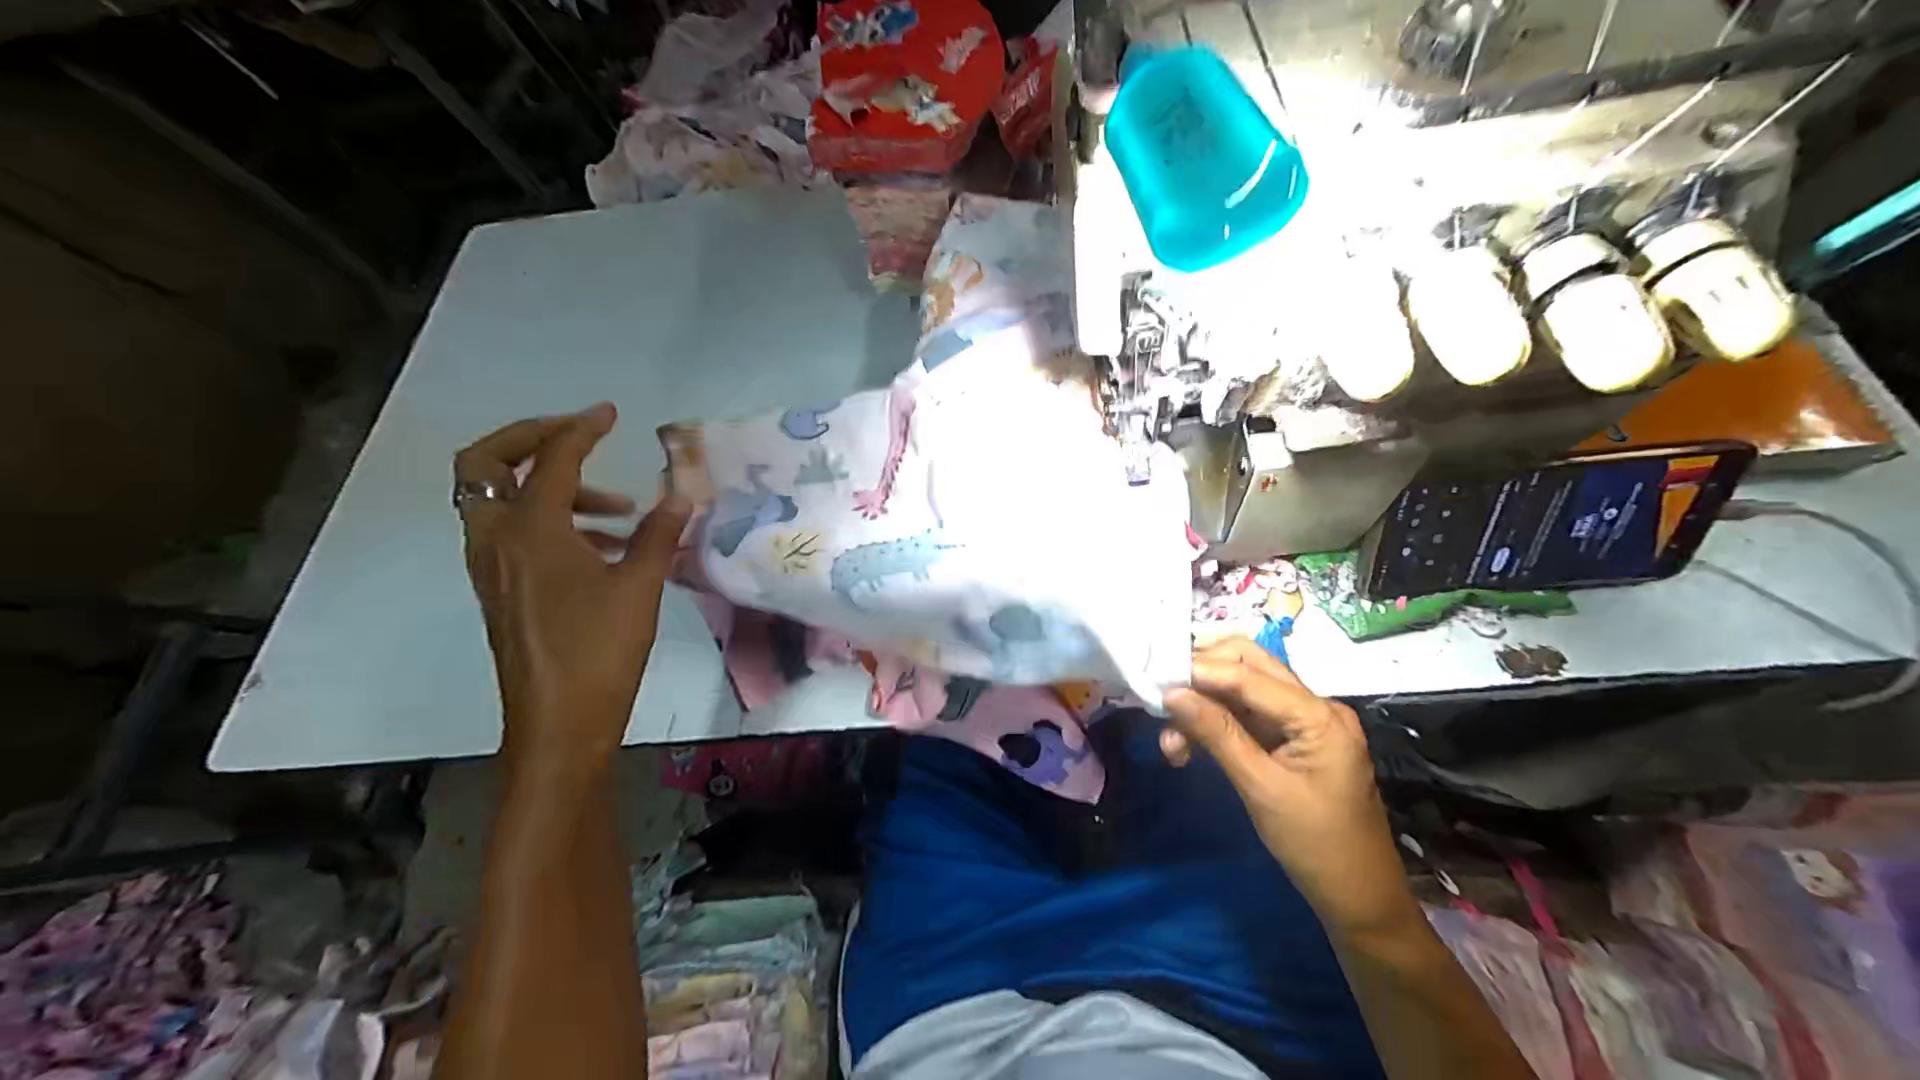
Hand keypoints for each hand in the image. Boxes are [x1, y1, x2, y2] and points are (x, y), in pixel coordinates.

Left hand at [455, 403, 691, 777]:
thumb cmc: (600, 650)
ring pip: (499, 499)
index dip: (582, 429)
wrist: (558, 722)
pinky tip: (604, 547)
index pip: (553, 460)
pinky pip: (512, 533)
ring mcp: (492, 566)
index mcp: (530, 529)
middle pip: (486, 463)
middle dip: (531, 439)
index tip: (609, 414)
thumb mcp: (639, 587)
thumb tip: (680, 496)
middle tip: (579, 439)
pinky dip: (549, 521)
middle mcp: (497, 538)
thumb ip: (659, 534)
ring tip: (619, 508)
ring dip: (550, 486)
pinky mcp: (501, 589)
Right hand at [1163, 638, 1416, 937]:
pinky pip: (1247, 714)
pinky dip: (1215, 722)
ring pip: (1242, 689)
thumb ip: (1216, 734)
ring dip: (1204, 703)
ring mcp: (1304, 722)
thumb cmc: (1316, 846)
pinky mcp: (1292, 739)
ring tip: (1171, 738)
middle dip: (1201, 676)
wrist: (1360, 897)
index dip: (1199, 671)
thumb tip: (1172, 693)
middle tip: (1162, 697)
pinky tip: (1188, 746)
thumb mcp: (1260, 788)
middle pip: (1248, 664)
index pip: (1248, 675)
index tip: (1154, 677)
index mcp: (1318, 715)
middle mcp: (1314, 706)